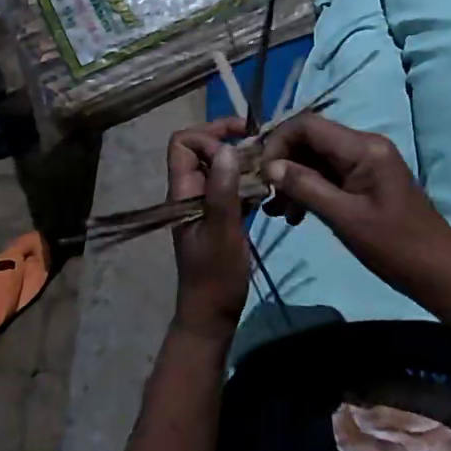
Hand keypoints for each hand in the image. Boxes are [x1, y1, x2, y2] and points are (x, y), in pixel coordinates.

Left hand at [165, 118, 250, 337]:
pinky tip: (267, 190)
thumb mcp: (222, 231)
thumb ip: (222, 190)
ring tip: (268, 165)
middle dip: (228, 141)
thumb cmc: (215, 275)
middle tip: (261, 146)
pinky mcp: (220, 216)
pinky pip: (231, 187)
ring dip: (241, 162)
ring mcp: (205, 204)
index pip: (182, 143)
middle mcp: (190, 191)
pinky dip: (247, 182)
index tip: (238, 146)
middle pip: (201, 149)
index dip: (208, 137)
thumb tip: (226, 148)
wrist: (213, 314)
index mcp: (182, 191)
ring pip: (219, 167)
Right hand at [259, 113, 450, 276]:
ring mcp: (367, 163)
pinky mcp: (366, 181)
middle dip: (283, 164)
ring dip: (293, 181)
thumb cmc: (395, 247)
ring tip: (278, 213)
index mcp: (364, 148)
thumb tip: (270, 166)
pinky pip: (328, 175)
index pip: (307, 125)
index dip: (278, 142)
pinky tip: (296, 216)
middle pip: (310, 140)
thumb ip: (305, 186)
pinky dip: (309, 190)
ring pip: (316, 159)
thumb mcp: (344, 217)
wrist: (441, 275)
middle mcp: (365, 146)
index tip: (262, 174)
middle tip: (266, 197)